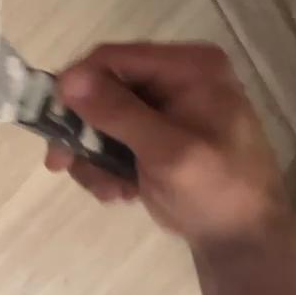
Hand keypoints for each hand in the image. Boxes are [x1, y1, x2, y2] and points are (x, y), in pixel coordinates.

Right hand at [45, 42, 294, 249]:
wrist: (241, 235)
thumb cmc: (216, 191)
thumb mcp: (167, 152)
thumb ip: (118, 114)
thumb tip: (66, 81)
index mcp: (189, 68)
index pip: (111, 59)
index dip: (75, 88)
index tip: (54, 127)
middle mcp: (173, 77)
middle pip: (98, 90)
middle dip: (81, 133)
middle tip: (64, 167)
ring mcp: (161, 105)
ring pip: (94, 118)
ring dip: (91, 158)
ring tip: (110, 190)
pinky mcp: (150, 131)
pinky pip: (105, 138)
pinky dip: (103, 167)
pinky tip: (120, 191)